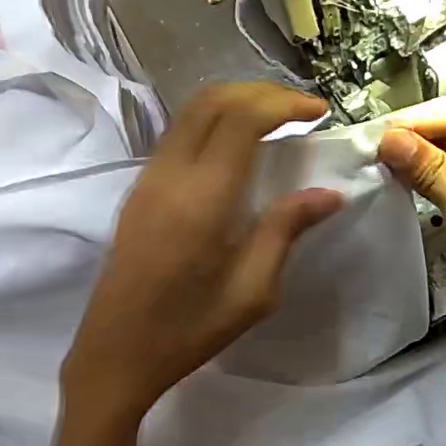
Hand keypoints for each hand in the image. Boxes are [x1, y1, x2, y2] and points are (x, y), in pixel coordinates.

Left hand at [61, 83, 344, 428]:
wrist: (115, 352)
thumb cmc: (189, 330)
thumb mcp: (253, 291)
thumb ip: (286, 230)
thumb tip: (329, 193)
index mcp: (202, 199)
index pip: (242, 118)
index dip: (283, 102)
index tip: (318, 111)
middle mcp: (169, 174)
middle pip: (213, 100)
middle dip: (261, 93)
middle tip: (300, 111)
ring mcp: (147, 178)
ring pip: (190, 111)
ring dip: (235, 102)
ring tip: (275, 121)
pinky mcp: (138, 189)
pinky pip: (178, 134)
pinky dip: (213, 122)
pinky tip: (238, 148)